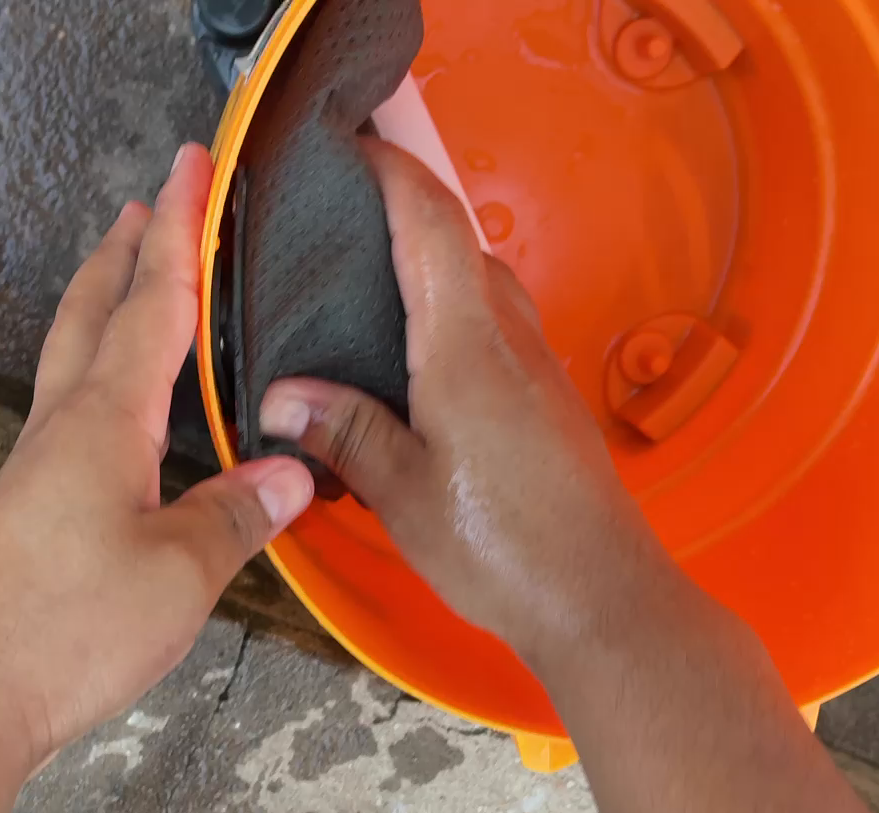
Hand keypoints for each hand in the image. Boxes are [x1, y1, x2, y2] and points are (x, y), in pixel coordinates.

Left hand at [0, 144, 314, 768]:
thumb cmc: (72, 629)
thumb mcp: (179, 573)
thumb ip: (237, 514)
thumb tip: (294, 471)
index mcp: (103, 423)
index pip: (152, 307)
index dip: (179, 235)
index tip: (190, 165)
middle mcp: (62, 428)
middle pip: (92, 314)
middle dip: (123, 252)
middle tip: (150, 204)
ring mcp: (37, 466)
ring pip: (72, 359)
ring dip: (104, 306)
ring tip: (134, 280)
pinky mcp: (30, 505)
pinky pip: (71, 410)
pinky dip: (100, 373)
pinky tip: (121, 403)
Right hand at [256, 139, 692, 671]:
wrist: (599, 599)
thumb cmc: (498, 547)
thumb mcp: (404, 492)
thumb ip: (345, 433)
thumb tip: (279, 394)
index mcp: (466, 349)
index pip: (431, 228)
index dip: (392, 174)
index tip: (349, 148)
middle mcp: (508, 340)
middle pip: (458, 246)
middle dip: (402, 213)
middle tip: (336, 224)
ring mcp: (533, 368)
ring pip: (478, 286)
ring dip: (427, 265)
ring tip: (361, 287)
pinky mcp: (542, 400)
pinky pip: (490, 328)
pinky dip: (446, 314)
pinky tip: (407, 359)